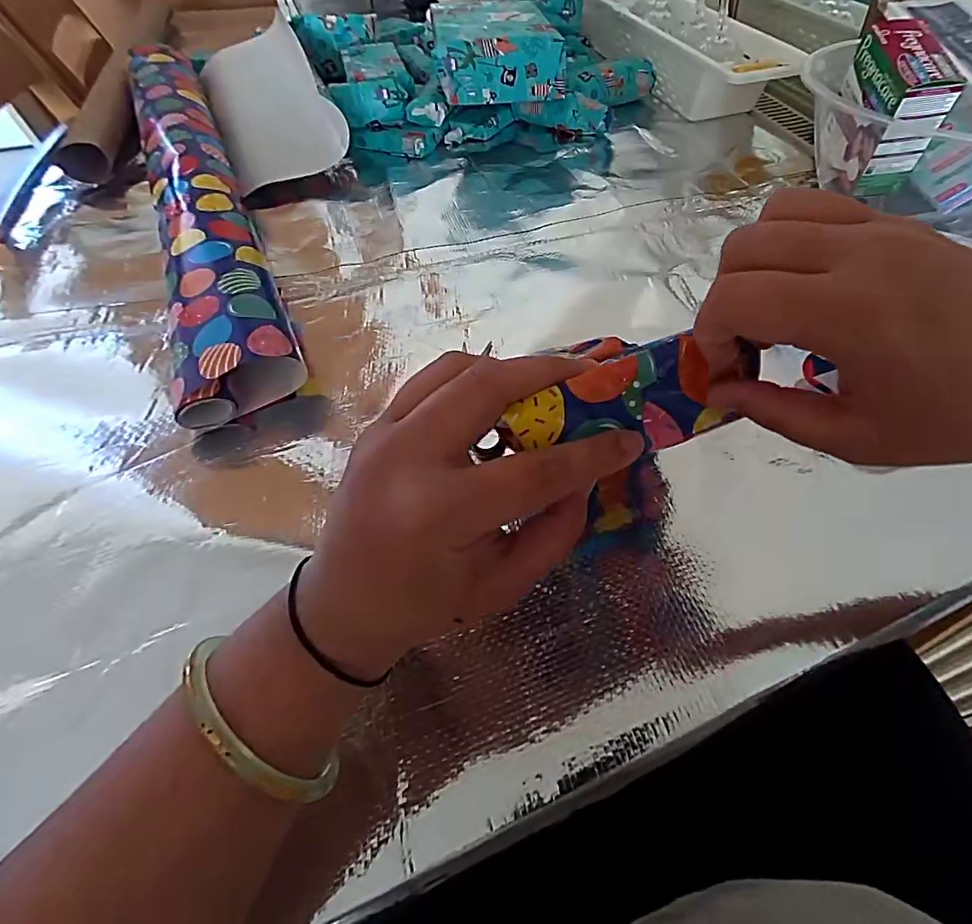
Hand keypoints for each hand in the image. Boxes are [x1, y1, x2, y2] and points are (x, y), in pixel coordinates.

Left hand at [297, 353, 643, 677]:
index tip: (629, 439)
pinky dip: (476, 375)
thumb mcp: (506, 583)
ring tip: (550, 382)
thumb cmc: (429, 604)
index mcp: (439, 513)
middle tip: (592, 377)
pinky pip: (434, 378)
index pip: (534, 471)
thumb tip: (588, 474)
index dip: (591, 453)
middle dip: (549, 375)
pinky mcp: (377, 424)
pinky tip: (502, 395)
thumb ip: (557, 529)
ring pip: (458, 368)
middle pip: (488, 388)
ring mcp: (383, 434)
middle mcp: (406, 460)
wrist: (342, 603)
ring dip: (513, 368)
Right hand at [693, 189, 971, 469]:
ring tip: (780, 310)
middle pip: (744, 246)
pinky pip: (822, 207)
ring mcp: (884, 226)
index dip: (708, 334)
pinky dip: (795, 239)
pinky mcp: (903, 221)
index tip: (726, 371)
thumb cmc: (958, 422)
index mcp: (848, 311)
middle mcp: (859, 251)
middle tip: (751, 347)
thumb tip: (718, 391)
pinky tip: (818, 286)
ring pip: (777, 212)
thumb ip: (776, 413)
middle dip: (725, 298)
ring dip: (756, 261)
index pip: (734, 296)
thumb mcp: (858, 439)